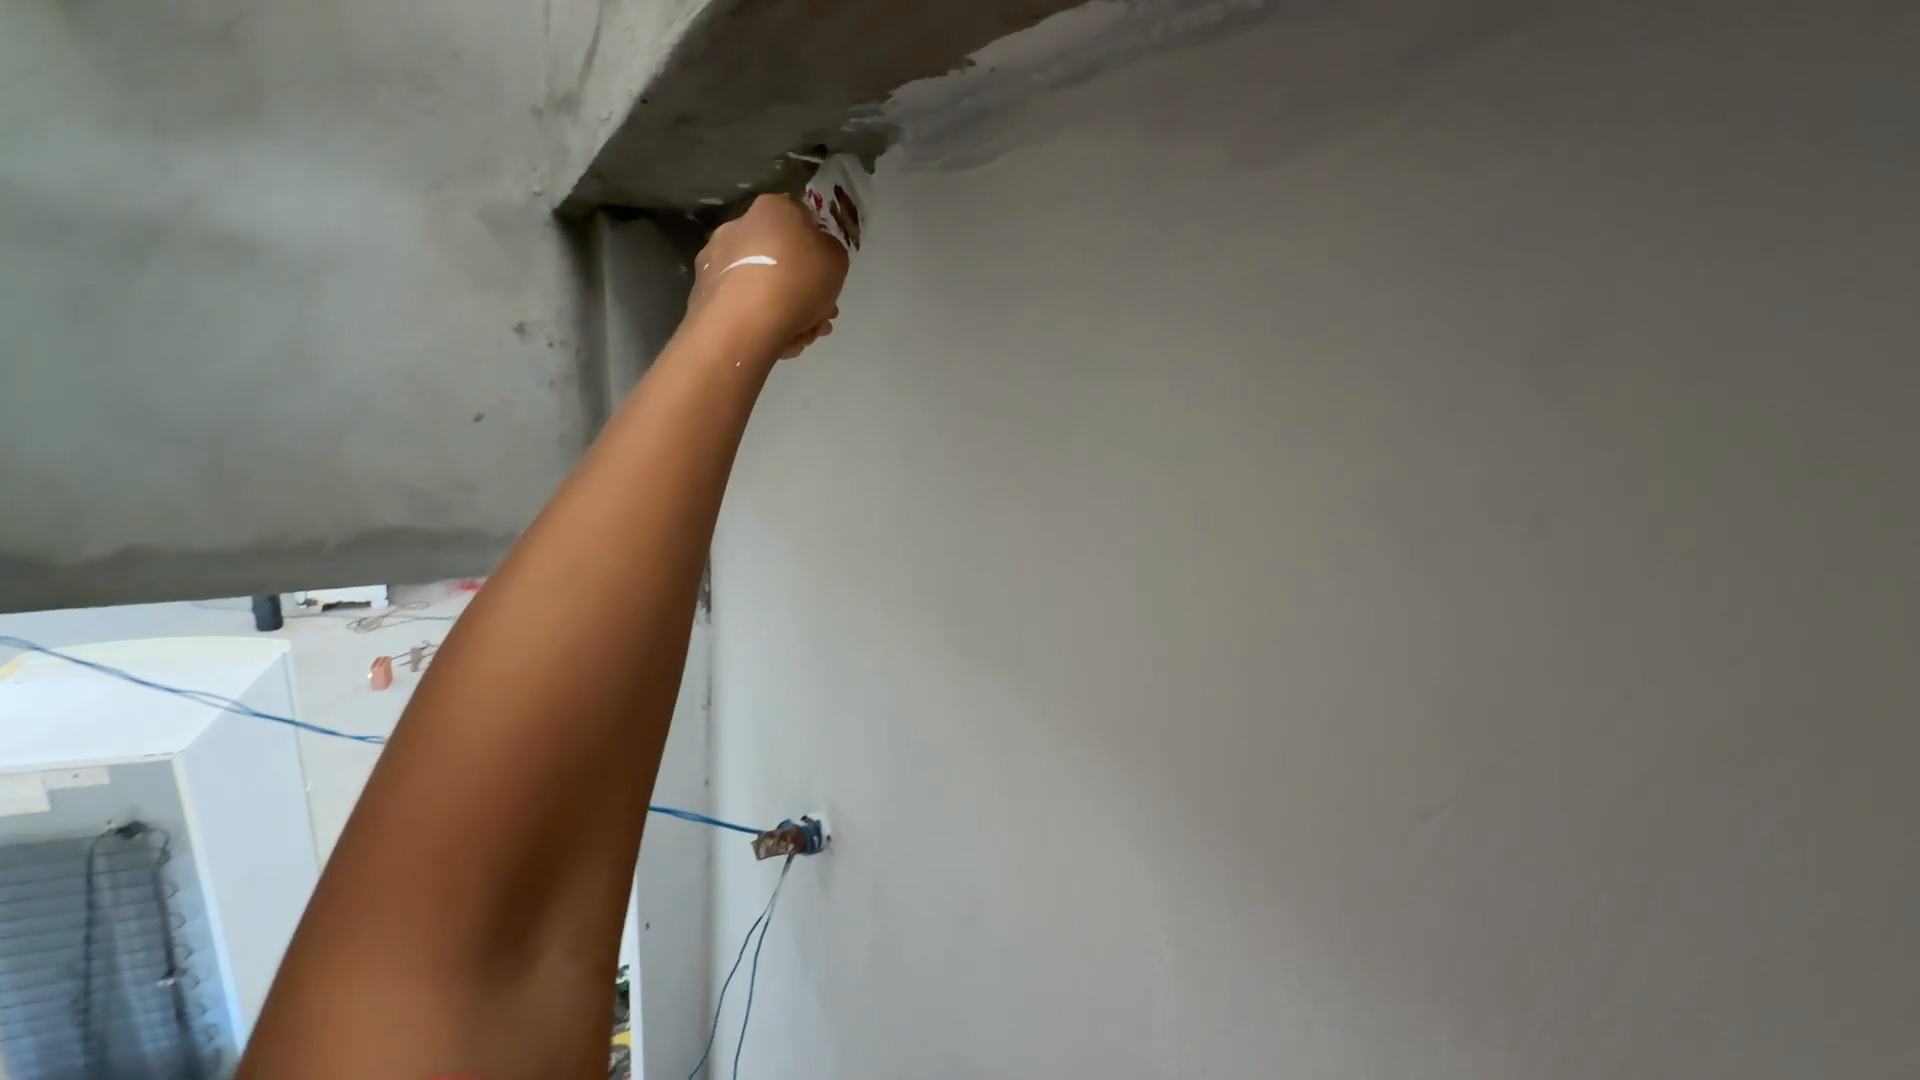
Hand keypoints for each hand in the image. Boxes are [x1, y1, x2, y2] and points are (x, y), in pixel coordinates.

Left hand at [687, 193, 849, 359]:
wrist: (744, 322)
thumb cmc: (797, 280)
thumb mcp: (837, 261)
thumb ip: (830, 253)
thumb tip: (816, 257)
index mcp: (772, 209)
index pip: (802, 220)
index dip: (820, 252)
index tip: (829, 281)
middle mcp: (738, 226)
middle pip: (781, 259)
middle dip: (804, 290)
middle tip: (820, 317)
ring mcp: (717, 260)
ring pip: (763, 286)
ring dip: (786, 310)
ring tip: (803, 337)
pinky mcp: (704, 294)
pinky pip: (744, 306)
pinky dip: (762, 321)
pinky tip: (779, 342)